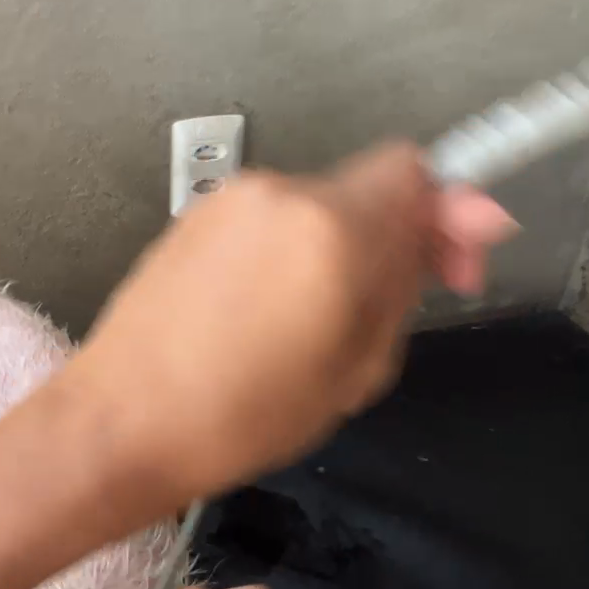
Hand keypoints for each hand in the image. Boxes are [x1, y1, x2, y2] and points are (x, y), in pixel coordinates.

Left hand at [63, 141, 514, 504]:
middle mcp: (278, 193)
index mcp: (329, 228)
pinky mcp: (191, 217)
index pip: (414, 169)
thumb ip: (408, 283)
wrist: (121, 419)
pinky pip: (266, 223)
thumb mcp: (355, 367)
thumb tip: (467, 221)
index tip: (448, 266)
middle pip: (363, 192)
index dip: (445, 211)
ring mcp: (227, 201)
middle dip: (386, 244)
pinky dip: (285, 254)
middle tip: (372, 316)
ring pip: (314, 210)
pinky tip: (261, 314)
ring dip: (333, 253)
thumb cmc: (243, 416)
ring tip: (307, 327)